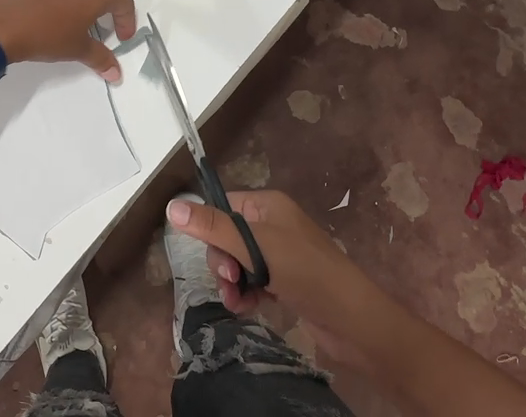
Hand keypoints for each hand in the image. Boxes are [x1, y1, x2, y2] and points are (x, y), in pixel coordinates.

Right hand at [165, 190, 358, 318]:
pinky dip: (246, 294)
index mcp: (267, 206)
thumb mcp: (255, 246)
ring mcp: (281, 254)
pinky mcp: (286, 281)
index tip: (217, 258)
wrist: (354, 320)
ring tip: (237, 302)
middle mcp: (273, 225)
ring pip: (238, 263)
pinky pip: (253, 281)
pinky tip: (247, 308)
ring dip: (232, 282)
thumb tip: (171, 206)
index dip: (211, 232)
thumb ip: (213, 227)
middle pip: (227, 238)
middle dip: (222, 262)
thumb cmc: (305, 271)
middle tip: (230, 281)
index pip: (223, 208)